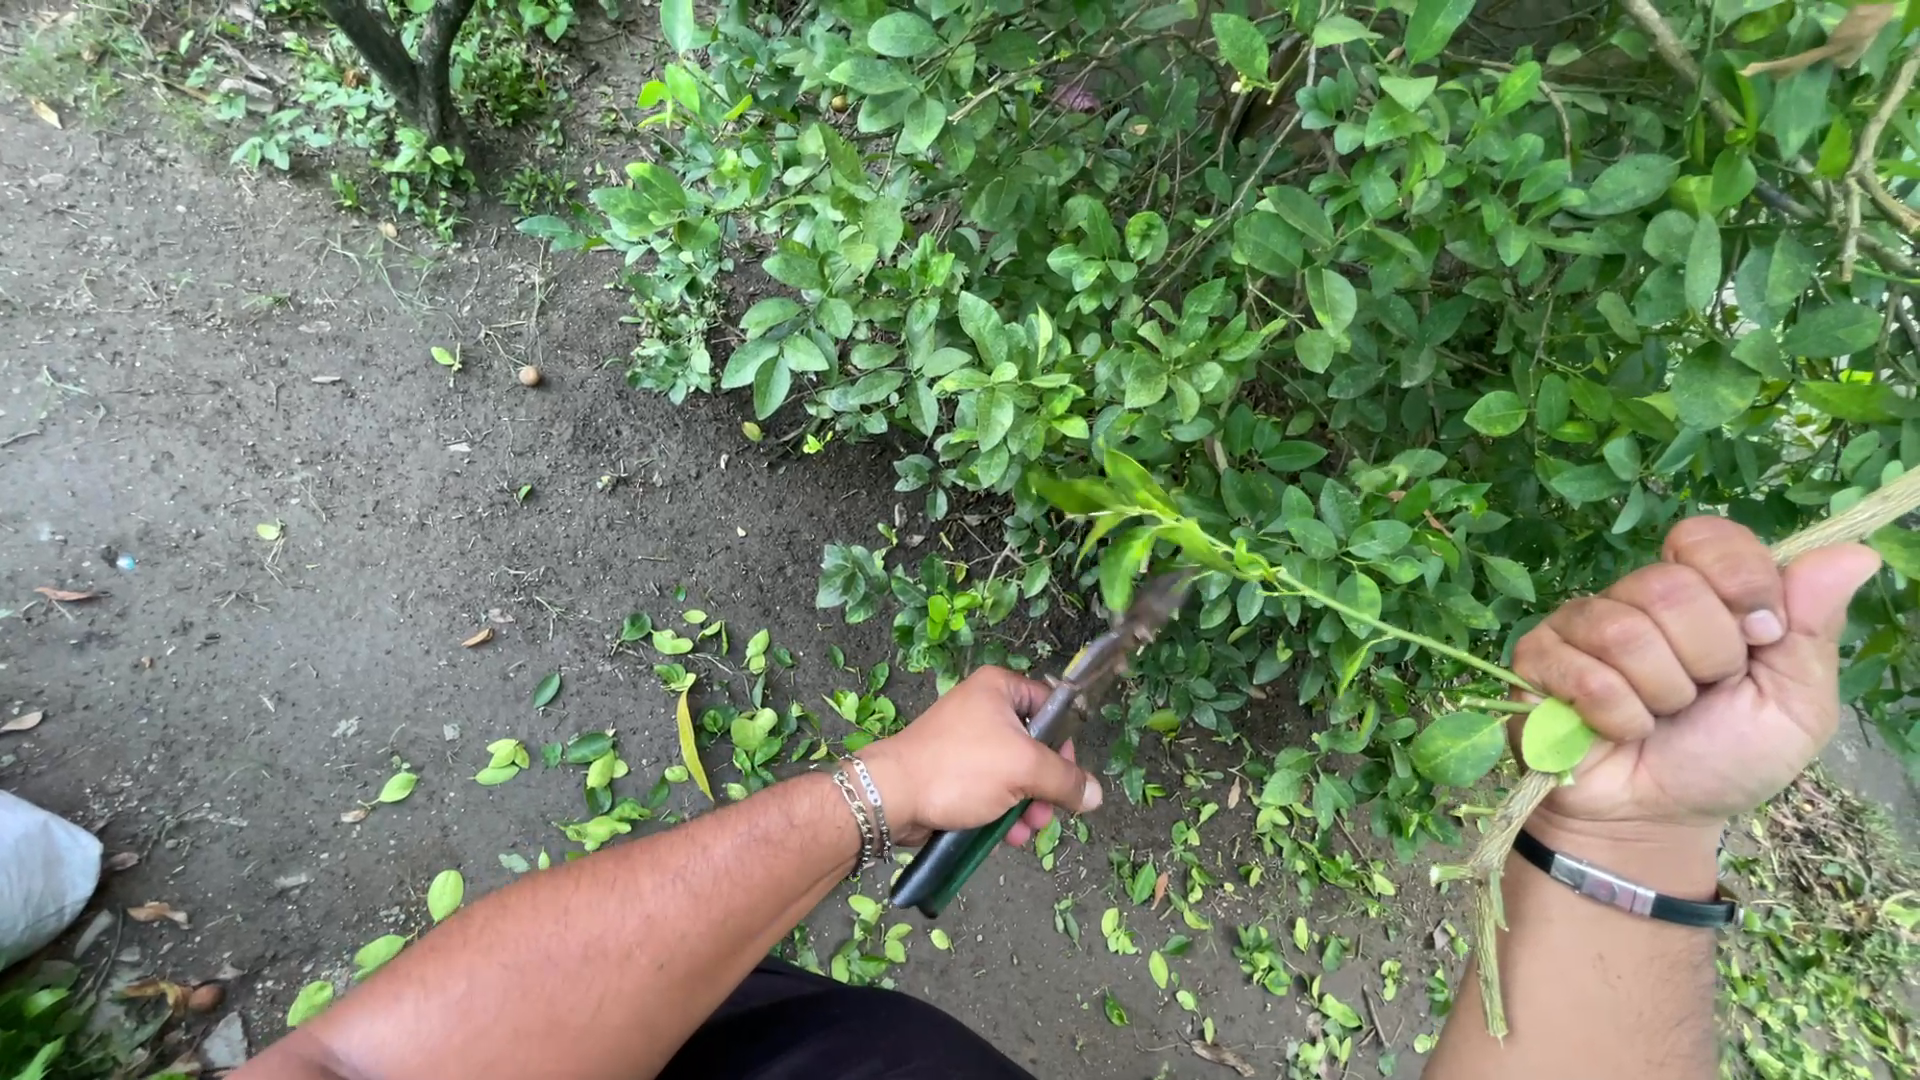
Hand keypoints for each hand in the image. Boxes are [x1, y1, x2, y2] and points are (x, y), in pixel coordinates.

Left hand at [858, 666, 1103, 847]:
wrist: (893, 797)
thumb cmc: (960, 768)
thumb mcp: (1022, 768)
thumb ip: (1065, 779)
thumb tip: (1095, 795)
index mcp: (999, 689)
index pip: (1051, 705)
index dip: (1064, 740)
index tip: (1068, 772)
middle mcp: (984, 708)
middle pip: (1036, 747)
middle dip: (1044, 786)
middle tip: (1044, 811)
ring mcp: (969, 742)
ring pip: (1017, 774)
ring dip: (1027, 806)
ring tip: (1024, 829)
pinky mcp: (957, 772)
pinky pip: (994, 789)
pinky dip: (1004, 812)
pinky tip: (1006, 835)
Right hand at [1512, 517, 1879, 851]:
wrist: (1655, 812)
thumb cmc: (1723, 757)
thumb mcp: (1794, 703)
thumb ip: (1811, 632)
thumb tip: (1856, 552)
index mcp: (1695, 599)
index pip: (1705, 538)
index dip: (1738, 577)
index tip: (1761, 634)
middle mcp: (1628, 601)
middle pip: (1666, 586)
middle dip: (1704, 656)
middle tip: (1700, 694)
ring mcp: (1573, 627)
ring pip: (1623, 630)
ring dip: (1660, 692)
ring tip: (1656, 716)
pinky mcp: (1533, 659)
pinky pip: (1584, 672)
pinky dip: (1618, 714)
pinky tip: (1615, 729)